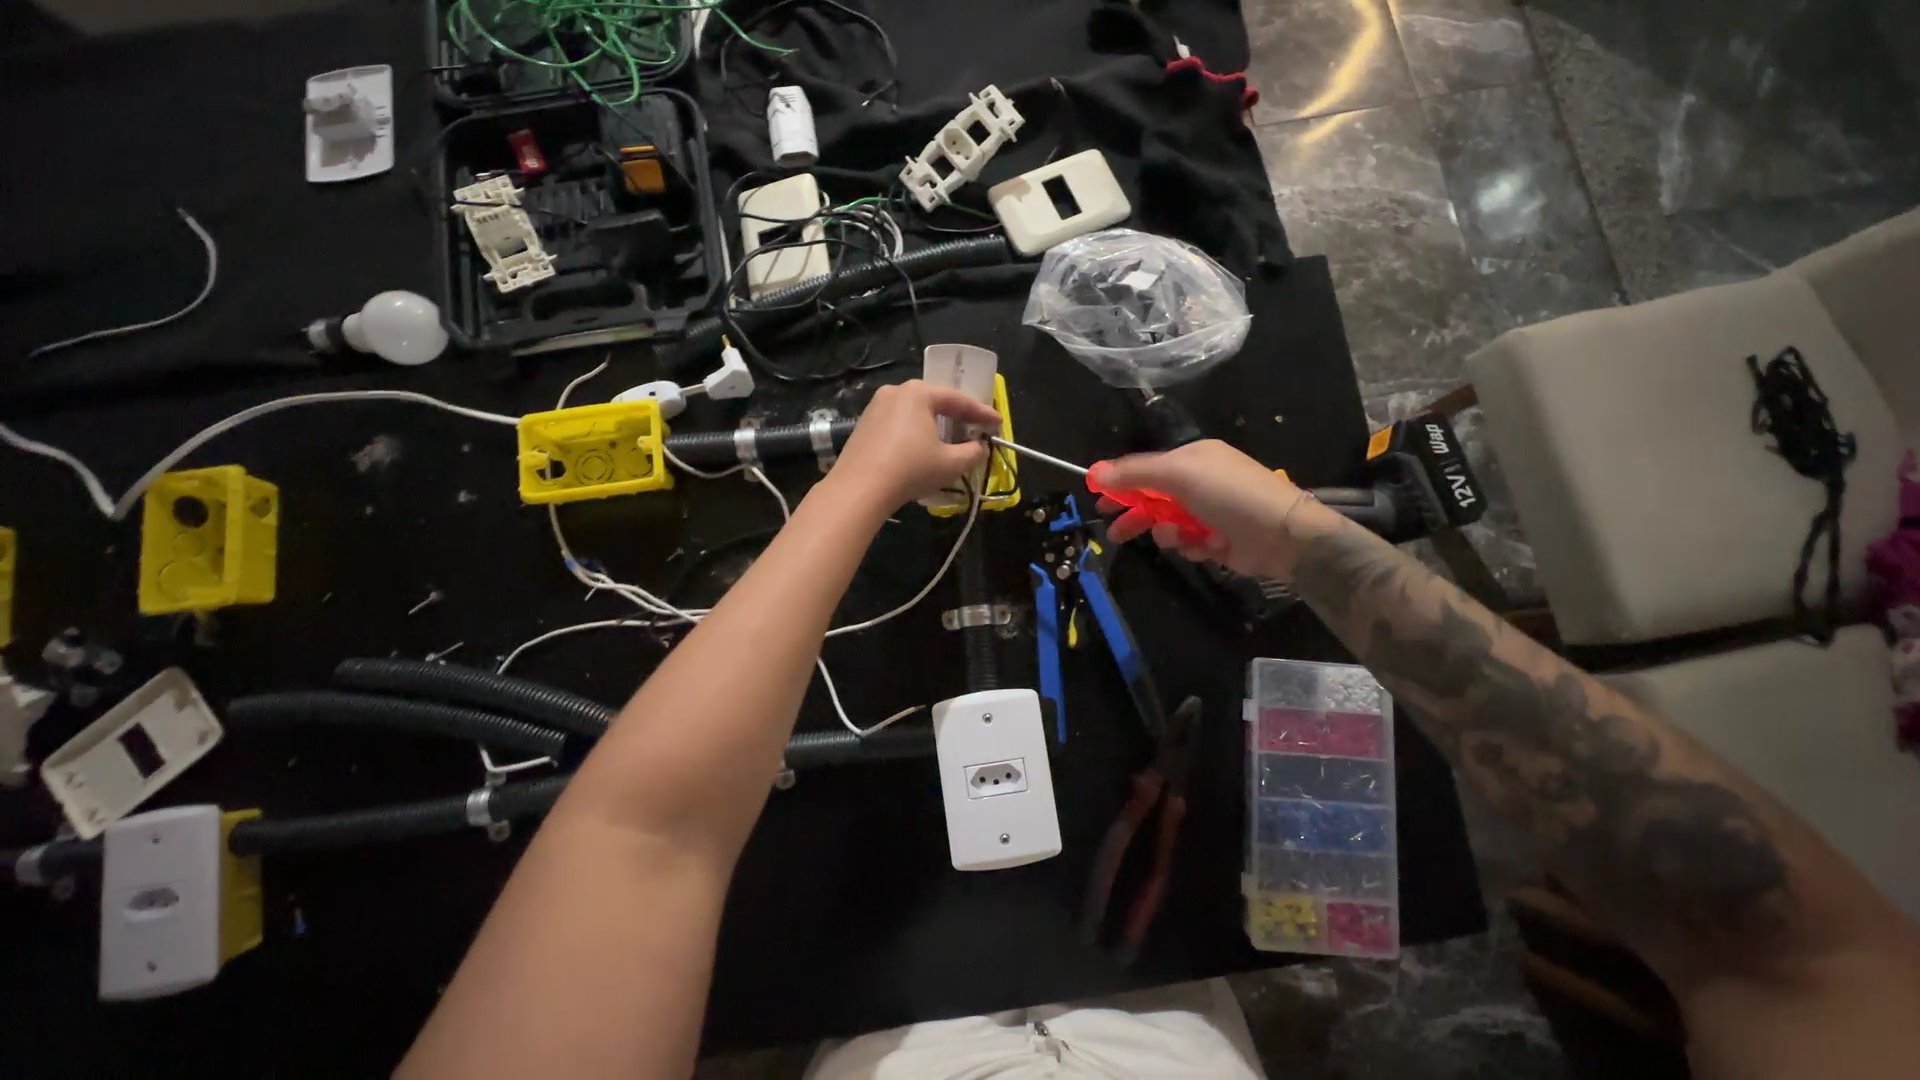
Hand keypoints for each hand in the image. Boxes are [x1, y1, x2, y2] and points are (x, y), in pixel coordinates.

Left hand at [832, 380, 1001, 509]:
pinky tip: (922, 451)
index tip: (998, 423)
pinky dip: (914, 435)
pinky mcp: (863, 426)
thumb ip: (973, 452)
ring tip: (951, 442)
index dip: (981, 413)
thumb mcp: (951, 464)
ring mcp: (875, 408)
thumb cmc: (910, 470)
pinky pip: (898, 425)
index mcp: (918, 393)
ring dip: (935, 427)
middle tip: (975, 430)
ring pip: (914, 414)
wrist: (859, 489)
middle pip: (934, 403)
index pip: (958, 400)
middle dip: (957, 418)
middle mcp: (895, 392)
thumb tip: (980, 447)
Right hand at [1094, 440, 1321, 578]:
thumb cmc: (1228, 495)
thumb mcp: (1178, 475)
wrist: (1282, 534)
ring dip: (1169, 533)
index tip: (1098, 500)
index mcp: (1192, 458)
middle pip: (1153, 499)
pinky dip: (1193, 546)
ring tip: (1178, 536)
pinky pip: (1189, 544)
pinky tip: (1207, 546)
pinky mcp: (1218, 539)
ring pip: (1169, 525)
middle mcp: (1200, 482)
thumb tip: (1094, 471)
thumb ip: (1135, 473)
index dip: (1120, 484)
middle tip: (1115, 532)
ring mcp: (1210, 512)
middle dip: (1136, 515)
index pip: (1145, 468)